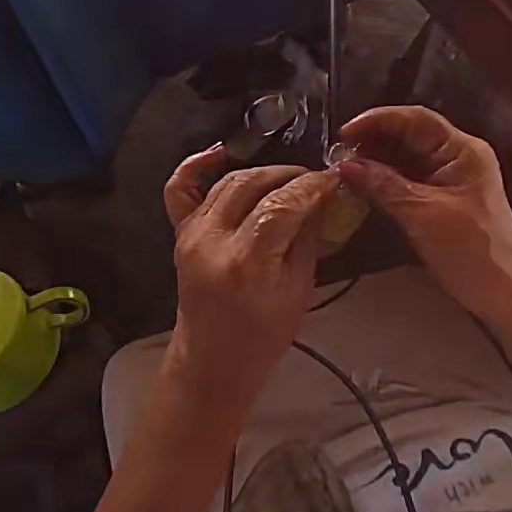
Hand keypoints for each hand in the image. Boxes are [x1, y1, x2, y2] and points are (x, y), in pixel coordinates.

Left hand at [160, 145, 339, 416]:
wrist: (214, 358)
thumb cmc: (264, 333)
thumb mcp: (300, 287)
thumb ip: (307, 236)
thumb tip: (320, 196)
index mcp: (246, 261)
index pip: (282, 204)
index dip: (311, 185)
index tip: (332, 178)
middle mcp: (212, 240)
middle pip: (252, 184)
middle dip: (288, 175)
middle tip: (312, 179)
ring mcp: (191, 234)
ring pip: (227, 181)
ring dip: (260, 172)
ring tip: (287, 177)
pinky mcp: (180, 233)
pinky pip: (180, 189)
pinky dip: (197, 165)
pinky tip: (220, 153)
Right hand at [335, 106, 511, 311]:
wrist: (505, 295)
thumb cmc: (470, 250)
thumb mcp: (422, 214)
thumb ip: (383, 185)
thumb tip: (344, 165)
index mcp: (462, 151)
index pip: (415, 119)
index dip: (377, 120)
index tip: (343, 133)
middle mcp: (456, 157)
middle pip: (409, 135)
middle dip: (373, 140)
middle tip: (338, 153)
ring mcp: (448, 178)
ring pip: (405, 157)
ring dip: (375, 160)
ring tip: (343, 168)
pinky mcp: (440, 199)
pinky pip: (407, 178)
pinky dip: (383, 179)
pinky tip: (361, 184)